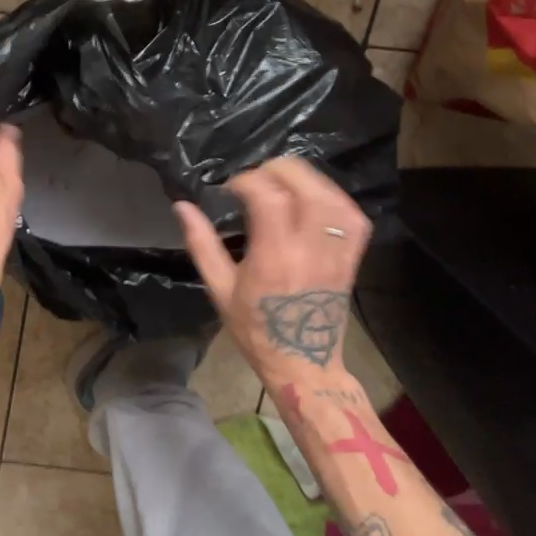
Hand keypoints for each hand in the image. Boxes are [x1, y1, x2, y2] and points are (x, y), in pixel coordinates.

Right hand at [175, 157, 371, 385]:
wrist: (305, 365)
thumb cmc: (255, 329)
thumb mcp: (219, 288)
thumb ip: (201, 243)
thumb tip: (182, 206)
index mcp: (274, 257)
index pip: (268, 197)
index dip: (246, 180)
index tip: (229, 189)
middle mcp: (309, 250)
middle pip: (306, 187)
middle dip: (277, 170)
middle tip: (255, 180)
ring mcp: (336, 254)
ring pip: (333, 197)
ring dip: (305, 179)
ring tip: (281, 183)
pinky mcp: (351, 260)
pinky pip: (353, 217)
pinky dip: (333, 198)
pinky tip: (311, 198)